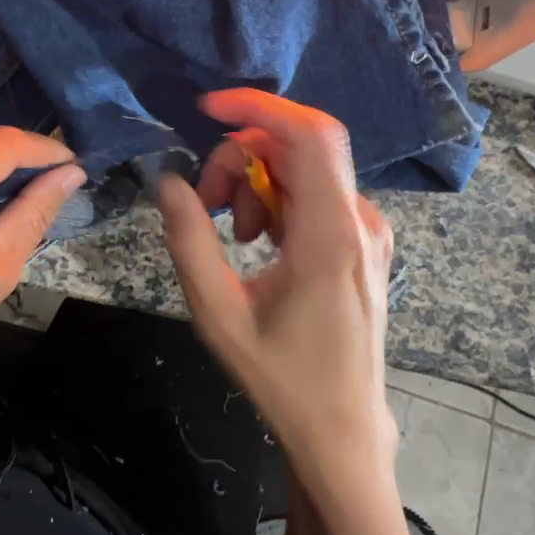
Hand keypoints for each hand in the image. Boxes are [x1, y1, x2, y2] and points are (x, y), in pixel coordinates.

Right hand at [157, 89, 397, 484]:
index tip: (205, 108)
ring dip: (252, 183)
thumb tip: (167, 178)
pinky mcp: (362, 242)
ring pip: (301, 169)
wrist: (343, 428)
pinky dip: (273, 200)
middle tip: (203, 203)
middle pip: (296, 147)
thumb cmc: (280, 375)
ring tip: (231, 234)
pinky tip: (256, 241)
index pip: (309, 136)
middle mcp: (361, 222)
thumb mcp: (216, 311)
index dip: (258, 106)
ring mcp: (367, 231)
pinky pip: (313, 193)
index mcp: (330, 236)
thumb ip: (188, 238)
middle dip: (238, 158)